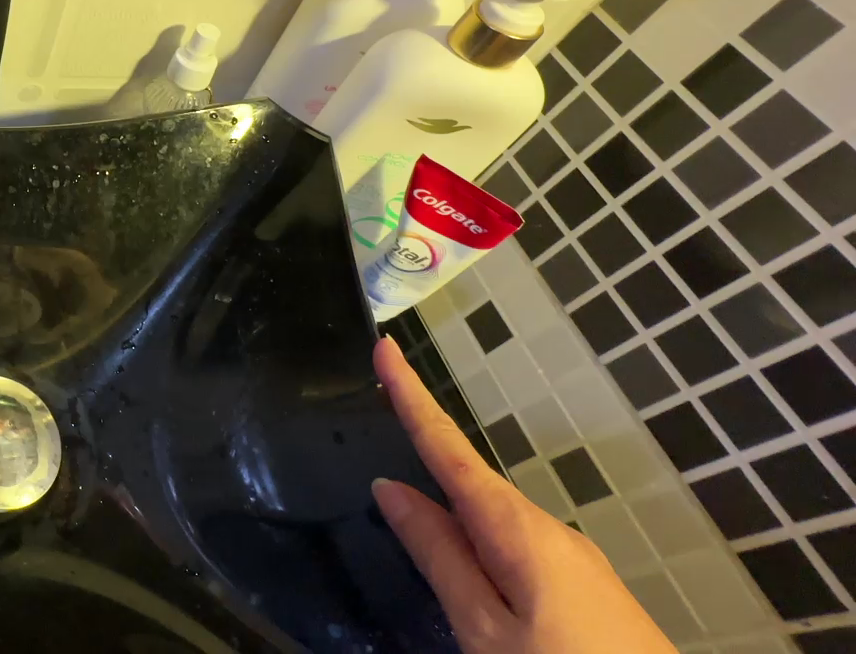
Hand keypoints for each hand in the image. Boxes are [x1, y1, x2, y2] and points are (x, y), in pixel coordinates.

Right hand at [371, 336, 673, 653]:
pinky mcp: (590, 592)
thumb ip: (438, 555)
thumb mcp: (485, 630)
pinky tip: (471, 573)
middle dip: (424, 457)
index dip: (410, 395)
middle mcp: (548, 530)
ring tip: (414, 526)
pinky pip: (517, 547)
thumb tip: (391, 488)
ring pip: (492, 520)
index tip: (385, 345)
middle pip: (468, 482)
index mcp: (516, 528)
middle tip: (379, 440)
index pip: (446, 446)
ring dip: (451, 511)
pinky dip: (480, 540)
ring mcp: (575, 562)